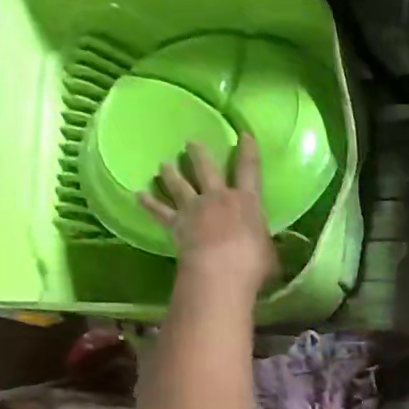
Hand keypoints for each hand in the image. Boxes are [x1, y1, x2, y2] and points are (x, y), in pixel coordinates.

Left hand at [141, 138, 275, 300]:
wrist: (220, 273)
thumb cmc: (253, 265)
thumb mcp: (269, 253)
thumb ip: (265, 245)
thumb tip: (268, 249)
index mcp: (247, 202)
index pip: (249, 170)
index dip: (248, 151)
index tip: (244, 135)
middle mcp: (218, 198)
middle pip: (206, 169)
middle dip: (198, 154)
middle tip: (190, 142)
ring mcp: (194, 209)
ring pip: (179, 185)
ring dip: (171, 173)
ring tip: (163, 165)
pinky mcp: (176, 225)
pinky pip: (160, 212)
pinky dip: (149, 204)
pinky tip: (139, 196)